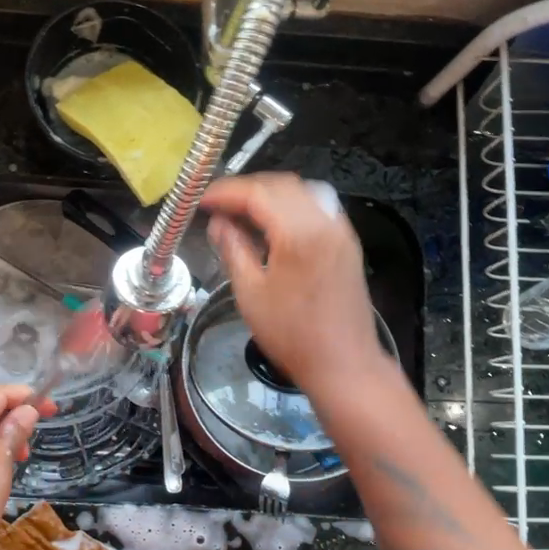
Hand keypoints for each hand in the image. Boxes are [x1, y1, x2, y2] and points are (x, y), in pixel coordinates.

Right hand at [201, 173, 386, 395]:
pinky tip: (272, 226)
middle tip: (217, 205)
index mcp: (299, 232)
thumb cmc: (291, 334)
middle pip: (281, 186)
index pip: (257, 194)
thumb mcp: (250, 293)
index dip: (225, 192)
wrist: (343, 363)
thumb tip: (219, 224)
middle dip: (246, 190)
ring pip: (301, 193)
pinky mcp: (347, 244)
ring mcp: (340, 231)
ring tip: (241, 213)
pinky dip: (290, 207)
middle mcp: (324, 221)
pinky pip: (317, 209)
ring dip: (269, 196)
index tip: (201, 200)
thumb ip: (233, 250)